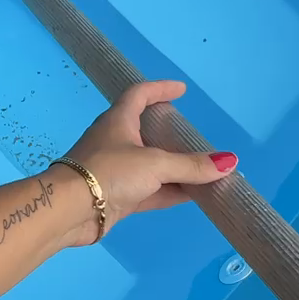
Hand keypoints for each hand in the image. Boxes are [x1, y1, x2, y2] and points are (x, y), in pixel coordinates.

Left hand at [57, 80, 235, 245]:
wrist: (69, 210)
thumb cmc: (109, 172)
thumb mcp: (155, 164)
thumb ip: (191, 165)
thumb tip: (228, 162)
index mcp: (117, 121)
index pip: (138, 95)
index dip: (159, 89)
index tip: (180, 90)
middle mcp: (114, 142)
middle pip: (145, 132)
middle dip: (170, 134)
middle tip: (196, 137)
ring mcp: (114, 170)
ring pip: (151, 165)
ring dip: (176, 169)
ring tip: (207, 172)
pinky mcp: (115, 196)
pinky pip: (149, 190)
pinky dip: (170, 192)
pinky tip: (195, 196)